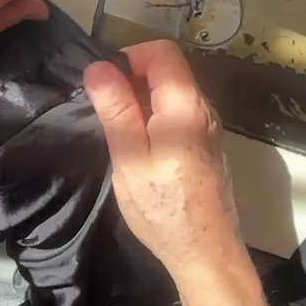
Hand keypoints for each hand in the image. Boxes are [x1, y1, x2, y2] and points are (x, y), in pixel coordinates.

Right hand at [84, 40, 243, 275]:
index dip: (129, 56)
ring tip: (116, 130)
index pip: (162, 52)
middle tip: (102, 109)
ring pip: (172, 94)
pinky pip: (177, 116)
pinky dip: (153, 119)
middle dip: (131, 78)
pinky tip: (137, 148)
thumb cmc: (163, 207)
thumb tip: (98, 67)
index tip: (102, 83)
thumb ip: (117, 109)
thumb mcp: (130, 157)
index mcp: (186, 105)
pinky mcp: (204, 148)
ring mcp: (207, 130)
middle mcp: (203, 110)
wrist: (205, 253)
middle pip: (168, 71)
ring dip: (141, 100)